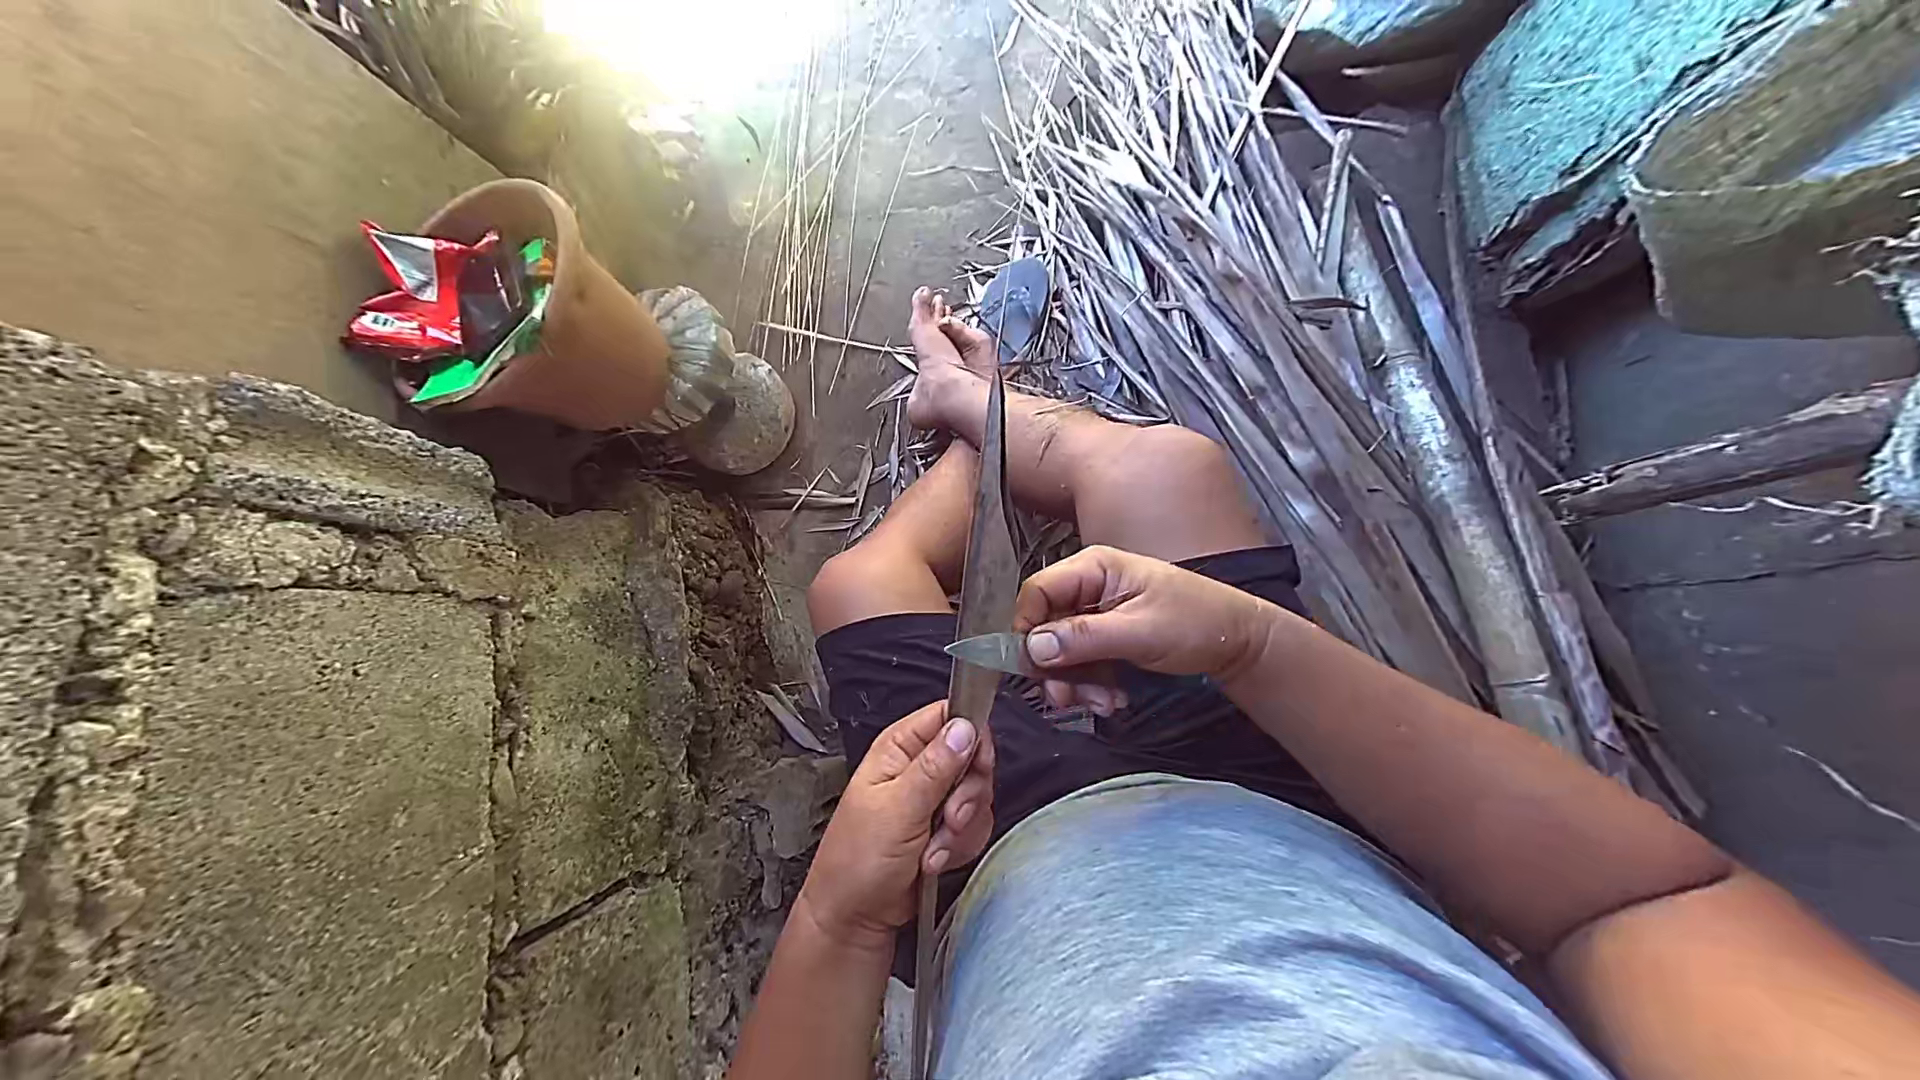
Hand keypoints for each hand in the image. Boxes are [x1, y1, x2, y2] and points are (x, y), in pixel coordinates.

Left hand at [797, 700, 995, 951]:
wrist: (855, 919)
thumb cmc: (856, 862)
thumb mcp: (897, 810)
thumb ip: (935, 768)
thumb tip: (964, 728)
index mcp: (899, 747)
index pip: (949, 716)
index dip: (970, 735)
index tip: (975, 765)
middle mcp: (918, 766)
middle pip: (971, 755)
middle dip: (967, 793)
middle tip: (948, 817)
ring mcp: (933, 796)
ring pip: (976, 793)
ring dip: (961, 828)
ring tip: (931, 848)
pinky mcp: (944, 825)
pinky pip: (974, 824)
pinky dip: (960, 845)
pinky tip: (934, 860)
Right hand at [1013, 545, 1284, 709]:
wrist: (1239, 643)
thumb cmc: (1195, 623)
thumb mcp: (1140, 631)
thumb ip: (1084, 637)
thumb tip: (1032, 648)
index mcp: (1093, 568)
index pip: (1037, 591)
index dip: (1026, 627)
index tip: (1033, 667)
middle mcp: (1087, 587)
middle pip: (1044, 625)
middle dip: (1054, 666)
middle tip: (1067, 698)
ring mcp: (1096, 613)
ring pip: (1060, 650)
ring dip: (1075, 683)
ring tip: (1104, 703)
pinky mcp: (1105, 637)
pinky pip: (1081, 663)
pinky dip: (1090, 686)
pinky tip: (1113, 699)